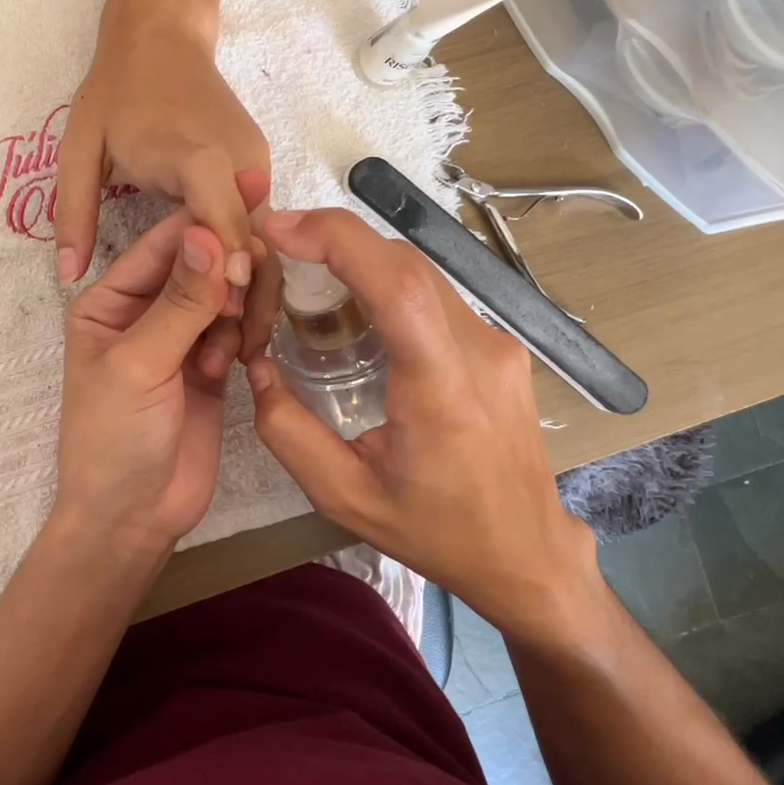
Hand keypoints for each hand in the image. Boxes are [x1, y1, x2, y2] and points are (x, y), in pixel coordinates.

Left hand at [53, 0, 271, 323]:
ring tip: (232, 352)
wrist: (162, 29)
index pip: (217, 216)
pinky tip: (234, 316)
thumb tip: (67, 272)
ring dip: (249, 296)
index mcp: (193, 155)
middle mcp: (238, 164)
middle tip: (225, 358)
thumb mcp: (78, 150)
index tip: (222, 314)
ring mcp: (255, 170)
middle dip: (240, 301)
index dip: (220, 266)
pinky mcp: (257, 177)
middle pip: (250, 243)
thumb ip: (76, 212)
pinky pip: (259, 236)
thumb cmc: (116, 89)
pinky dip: (249, 275)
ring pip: (262, 246)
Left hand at [54, 210, 235, 553]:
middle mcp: (145, 308)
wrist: (133, 517)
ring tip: (233, 351)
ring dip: (241, 310)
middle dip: (232, 272)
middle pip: (205, 260)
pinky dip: (248, 334)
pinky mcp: (213, 364)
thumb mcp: (139, 366)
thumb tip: (210, 232)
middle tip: (243, 305)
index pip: (165, 242)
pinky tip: (242, 361)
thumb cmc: (114, 438)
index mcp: (109, 298)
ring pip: (229, 291)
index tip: (254, 218)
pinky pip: (241, 327)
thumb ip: (180, 302)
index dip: (209, 227)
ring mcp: (182, 336)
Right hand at [244, 209, 601, 646]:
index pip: (396, 284)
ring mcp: (498, 344)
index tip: (280, 227)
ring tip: (304, 270)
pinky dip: (386, 283)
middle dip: (338, 237)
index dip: (337, 240)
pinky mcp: (499, 348)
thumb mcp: (343, 496)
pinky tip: (352, 308)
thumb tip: (257, 366)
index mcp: (441, 389)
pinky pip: (435, 296)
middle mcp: (479, 351)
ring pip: (422, 273)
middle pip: (406, 264)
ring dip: (361, 259)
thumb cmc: (435, 532)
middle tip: (278, 244)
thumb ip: (288, 431)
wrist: (526, 556)